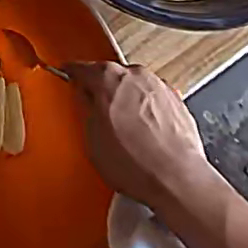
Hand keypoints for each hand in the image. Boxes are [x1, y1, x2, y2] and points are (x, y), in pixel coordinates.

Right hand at [66, 61, 214, 209]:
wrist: (178, 180)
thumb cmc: (136, 163)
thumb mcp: (92, 139)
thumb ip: (85, 109)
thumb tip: (86, 101)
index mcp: (107, 78)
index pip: (82, 68)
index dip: (72, 73)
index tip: (69, 74)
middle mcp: (134, 74)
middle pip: (111, 76)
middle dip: (104, 92)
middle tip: (100, 115)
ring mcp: (158, 86)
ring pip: (134, 87)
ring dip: (129, 102)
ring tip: (128, 133)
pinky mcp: (177, 101)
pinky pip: (154, 101)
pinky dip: (149, 112)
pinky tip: (147, 137)